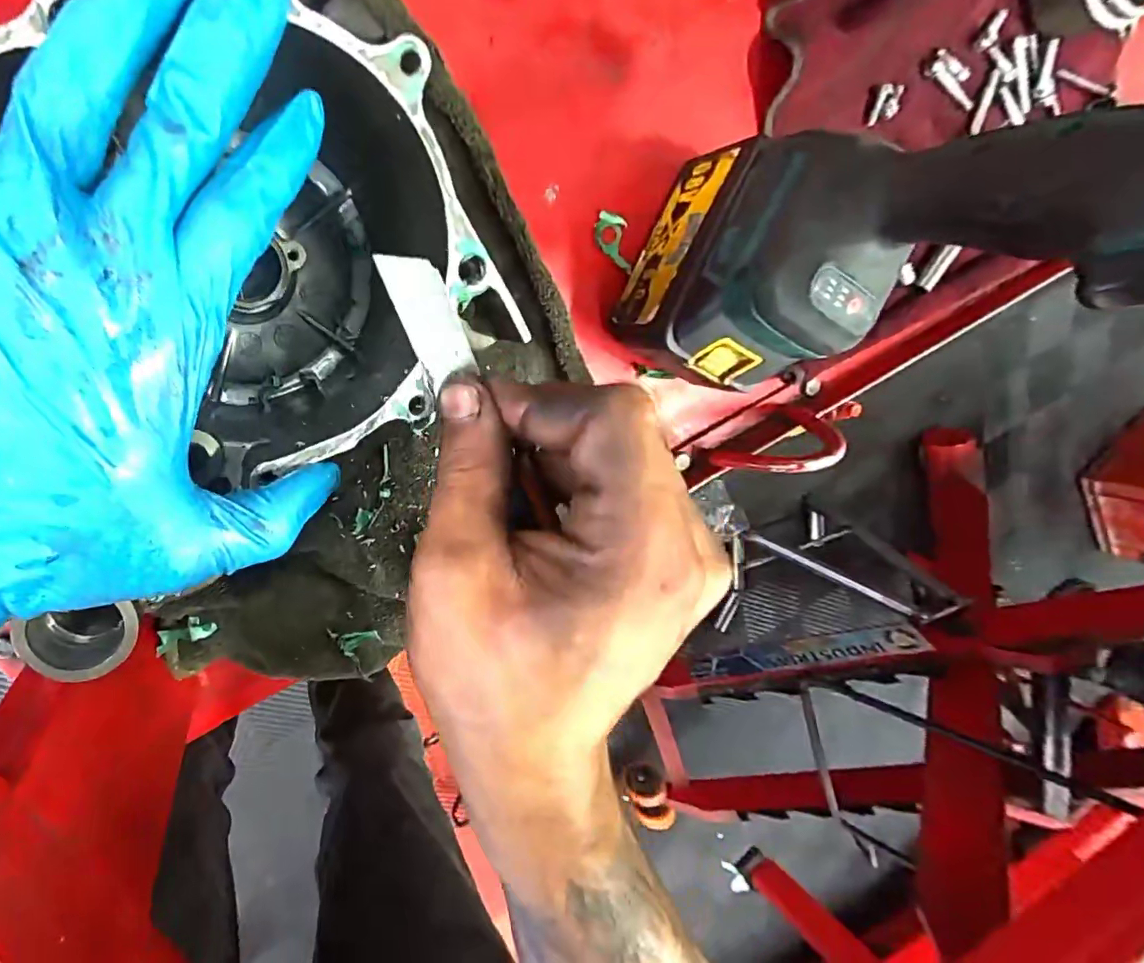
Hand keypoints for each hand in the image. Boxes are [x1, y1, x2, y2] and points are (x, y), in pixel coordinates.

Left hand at [0, 0, 339, 695]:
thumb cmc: (47, 535)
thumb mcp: (189, 542)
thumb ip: (274, 516)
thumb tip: (324, 486)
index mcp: (172, 314)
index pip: (249, 197)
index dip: (282, 147)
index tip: (299, 111)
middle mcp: (101, 251)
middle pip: (181, 110)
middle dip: (227, 34)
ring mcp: (5, 224)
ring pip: (69, 79)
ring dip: (118, 11)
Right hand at [408, 378, 724, 961]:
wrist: (526, 756)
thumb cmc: (484, 676)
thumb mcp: (455, 563)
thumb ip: (466, 466)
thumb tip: (463, 388)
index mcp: (645, 546)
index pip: (613, 416)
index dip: (537, 402)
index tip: (474, 421)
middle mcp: (688, 542)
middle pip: (619, 429)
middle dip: (538, 431)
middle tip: (477, 465)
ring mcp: (687, 553)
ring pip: (617, 450)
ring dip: (548, 456)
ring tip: (500, 502)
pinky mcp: (670, 561)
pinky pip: (620, 483)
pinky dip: (566, 482)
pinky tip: (530, 519)